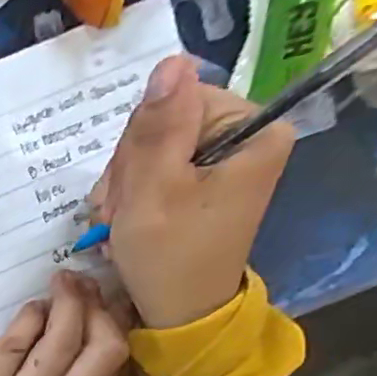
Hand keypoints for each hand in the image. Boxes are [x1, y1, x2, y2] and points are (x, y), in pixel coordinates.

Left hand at [0, 272, 127, 375]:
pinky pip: (14, 344)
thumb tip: (69, 373)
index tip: (106, 310)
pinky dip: (26, 319)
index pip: (113, 370)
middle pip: (102, 347)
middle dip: (99, 309)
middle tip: (85, 287)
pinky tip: (29, 310)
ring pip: (61, 337)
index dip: (116, 331)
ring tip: (62, 282)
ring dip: (67, 301)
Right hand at [90, 56, 295, 328]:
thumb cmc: (169, 256)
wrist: (178, 313)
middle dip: (130, 170)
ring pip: (150, 149)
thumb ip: (157, 128)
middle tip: (124, 211)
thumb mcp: (153, 191)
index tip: (131, 190)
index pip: (179, 101)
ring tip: (124, 223)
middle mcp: (244, 139)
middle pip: (164, 124)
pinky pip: (153, 171)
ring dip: (123, 188)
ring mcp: (221, 163)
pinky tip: (127, 223)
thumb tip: (170, 62)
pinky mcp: (200, 184)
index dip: (141, 143)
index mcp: (252, 132)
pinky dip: (130, 198)